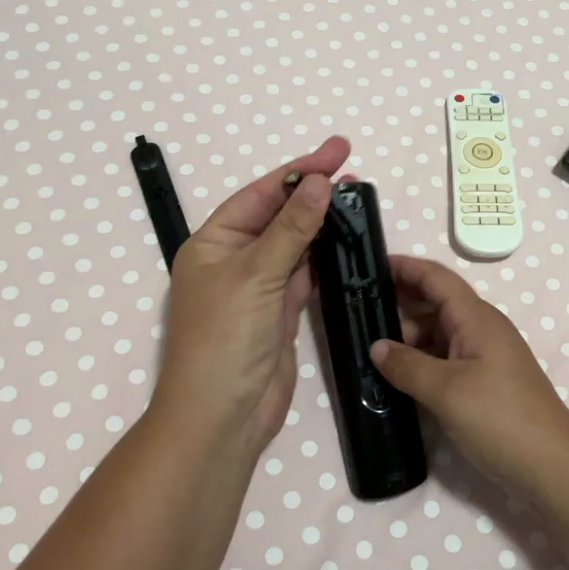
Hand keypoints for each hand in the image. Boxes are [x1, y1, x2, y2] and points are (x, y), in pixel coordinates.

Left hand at [155, 136, 350, 454]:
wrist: (222, 416)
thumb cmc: (224, 338)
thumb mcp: (255, 275)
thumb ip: (291, 229)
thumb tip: (319, 183)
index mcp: (212, 244)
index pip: (259, 195)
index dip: (297, 171)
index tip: (335, 152)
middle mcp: (234, 260)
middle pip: (278, 215)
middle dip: (312, 191)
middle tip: (351, 166)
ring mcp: (258, 287)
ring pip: (294, 244)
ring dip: (321, 222)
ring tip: (356, 196)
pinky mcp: (280, 312)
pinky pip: (305, 273)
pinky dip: (325, 255)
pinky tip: (346, 238)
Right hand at [369, 256, 568, 490]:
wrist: (551, 466)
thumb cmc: (500, 417)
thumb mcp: (446, 390)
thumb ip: (407, 365)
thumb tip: (376, 347)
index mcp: (476, 318)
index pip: (436, 278)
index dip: (405, 267)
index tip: (369, 265)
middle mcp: (481, 329)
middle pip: (435, 305)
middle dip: (399, 305)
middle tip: (356, 314)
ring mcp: (484, 357)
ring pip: (438, 335)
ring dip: (407, 339)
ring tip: (368, 351)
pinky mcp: (484, 383)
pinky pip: (445, 360)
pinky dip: (421, 363)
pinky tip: (396, 378)